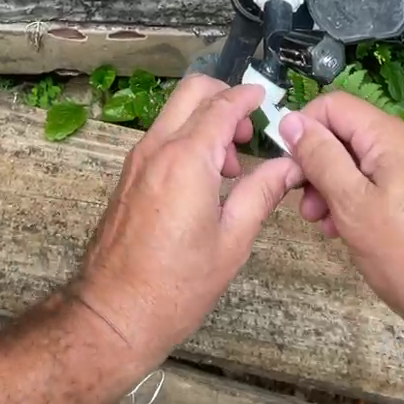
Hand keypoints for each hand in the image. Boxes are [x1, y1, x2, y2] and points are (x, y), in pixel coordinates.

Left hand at [71, 74, 302, 366]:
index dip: (247, 97)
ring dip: (205, 119)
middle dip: (224, 97)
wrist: (114, 312)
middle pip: (193, 91)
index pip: (221, 106)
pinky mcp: (130, 173)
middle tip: (246, 133)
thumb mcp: (232, 241)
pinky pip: (163, 135)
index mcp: (186, 159)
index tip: (266, 98)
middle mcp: (158, 147)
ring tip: (229, 167)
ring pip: (176, 111)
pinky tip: (205, 178)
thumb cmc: (177, 285)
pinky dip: (187, 137)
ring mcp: (138, 158)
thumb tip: (289, 166)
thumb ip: (262, 192)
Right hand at [279, 92, 403, 355]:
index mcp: (393, 136)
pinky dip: (360, 199)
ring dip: (336, 186)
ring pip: (365, 162)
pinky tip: (350, 231)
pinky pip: (384, 183)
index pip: (334, 105)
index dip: (304, 128)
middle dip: (319, 163)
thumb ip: (319, 156)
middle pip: (350, 133)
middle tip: (305, 205)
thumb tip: (292, 120)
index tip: (289, 165)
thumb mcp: (351, 202)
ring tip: (325, 225)